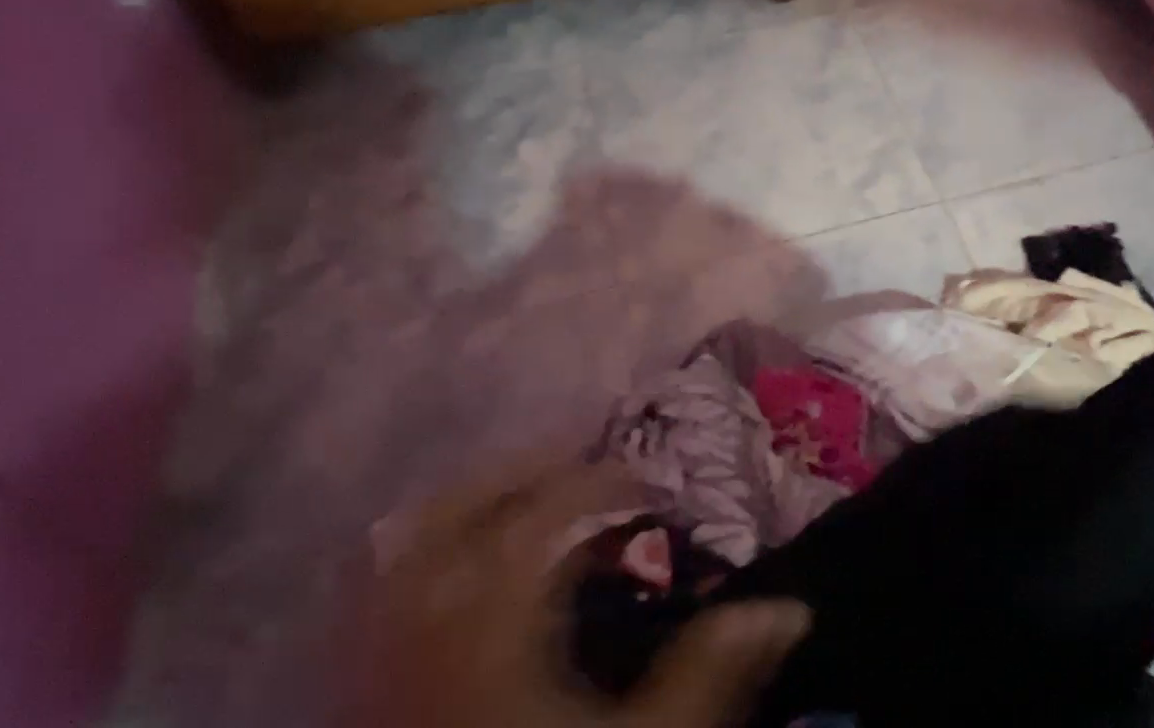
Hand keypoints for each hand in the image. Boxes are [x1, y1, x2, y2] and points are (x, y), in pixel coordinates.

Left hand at [346, 455, 808, 727]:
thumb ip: (710, 671)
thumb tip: (789, 606)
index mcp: (490, 617)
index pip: (541, 515)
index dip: (599, 481)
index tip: (648, 479)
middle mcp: (422, 618)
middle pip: (455, 510)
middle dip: (520, 472)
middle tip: (576, 465)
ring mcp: (377, 653)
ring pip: (405, 546)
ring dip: (470, 508)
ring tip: (521, 504)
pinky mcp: (363, 687)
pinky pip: (379, 596)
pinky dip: (426, 561)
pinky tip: (460, 574)